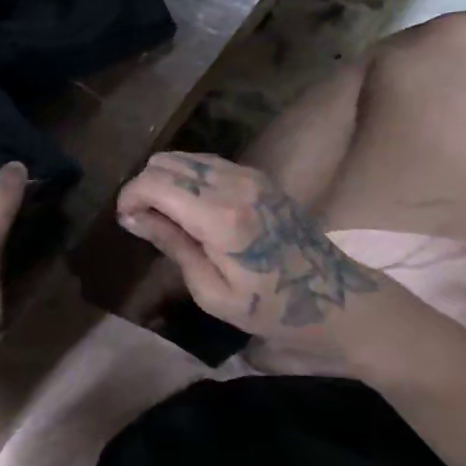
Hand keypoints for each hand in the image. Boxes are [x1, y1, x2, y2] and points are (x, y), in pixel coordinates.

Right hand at [116, 151, 417, 372]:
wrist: (339, 300)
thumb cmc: (273, 308)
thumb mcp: (212, 292)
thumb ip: (171, 245)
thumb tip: (130, 217)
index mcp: (220, 218)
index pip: (153, 183)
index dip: (129, 197)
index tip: (126, 221)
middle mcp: (232, 185)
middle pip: (162, 163)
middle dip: (143, 187)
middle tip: (144, 220)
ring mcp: (246, 175)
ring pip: (180, 157)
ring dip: (163, 180)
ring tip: (165, 215)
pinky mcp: (255, 175)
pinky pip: (202, 161)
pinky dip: (184, 177)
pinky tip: (190, 207)